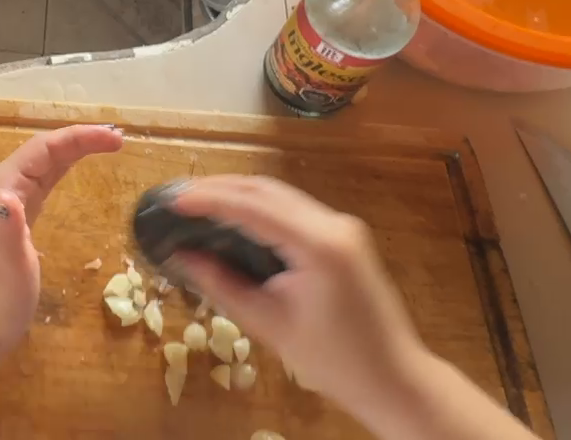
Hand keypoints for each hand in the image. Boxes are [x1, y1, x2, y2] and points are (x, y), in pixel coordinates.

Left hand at [0, 124, 123, 364]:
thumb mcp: (6, 267)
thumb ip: (7, 230)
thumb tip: (7, 196)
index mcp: (1, 188)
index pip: (43, 149)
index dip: (78, 138)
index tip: (114, 138)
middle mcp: (3, 187)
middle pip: (45, 150)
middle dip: (80, 138)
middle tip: (118, 137)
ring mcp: (9, 202)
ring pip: (45, 164)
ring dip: (74, 149)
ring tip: (107, 143)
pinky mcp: (18, 218)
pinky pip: (44, 181)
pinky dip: (64, 168)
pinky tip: (76, 167)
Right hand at [169, 175, 426, 413]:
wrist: (397, 381)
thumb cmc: (334, 362)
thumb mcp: (269, 325)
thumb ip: (221, 283)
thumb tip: (181, 254)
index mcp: (318, 245)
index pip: (252, 207)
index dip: (208, 200)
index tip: (173, 202)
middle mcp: (332, 223)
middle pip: (264, 189)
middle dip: (217, 188)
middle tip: (178, 197)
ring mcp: (340, 224)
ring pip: (276, 193)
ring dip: (235, 192)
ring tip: (196, 200)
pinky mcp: (340, 232)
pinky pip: (289, 206)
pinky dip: (255, 204)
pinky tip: (231, 213)